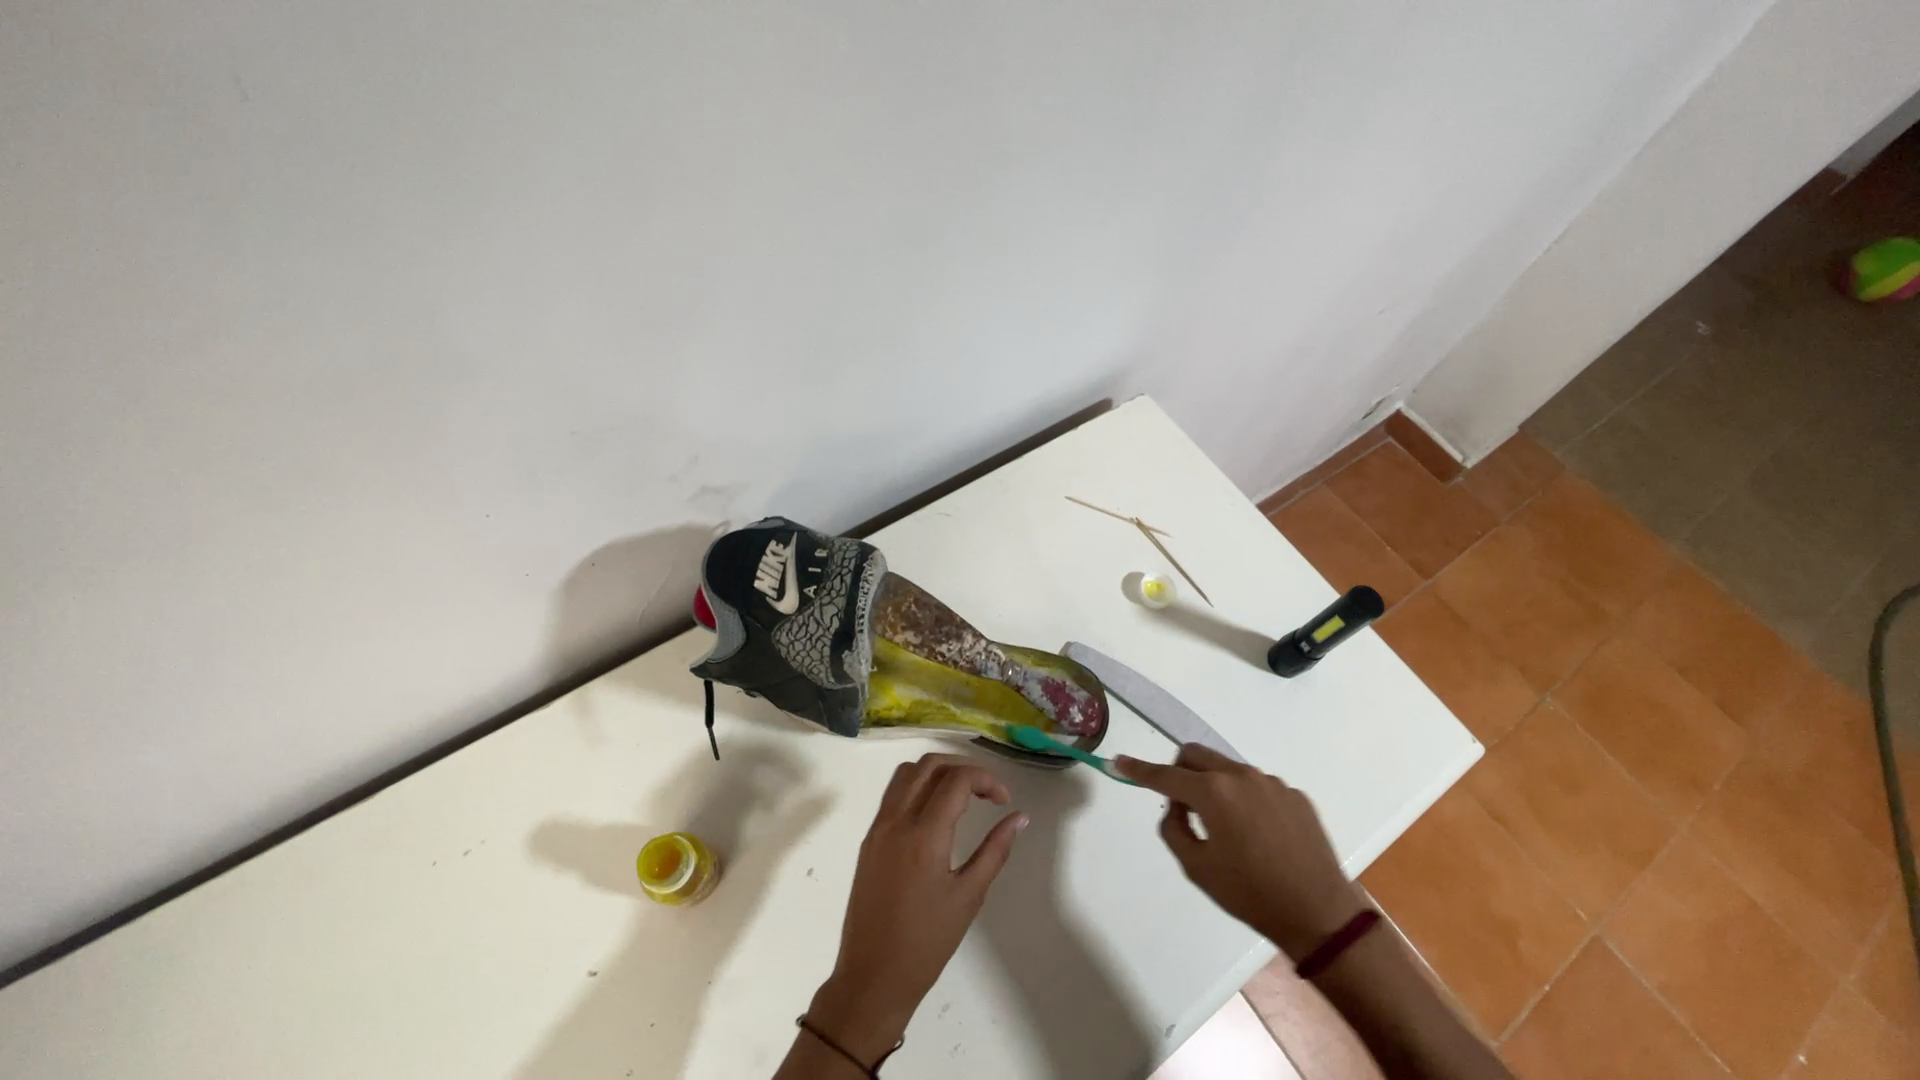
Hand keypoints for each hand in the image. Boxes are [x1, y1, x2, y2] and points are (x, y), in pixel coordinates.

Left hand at [807, 753, 1027, 1060]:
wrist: (872, 976)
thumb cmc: (927, 942)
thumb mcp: (969, 896)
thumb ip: (995, 850)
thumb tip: (1018, 817)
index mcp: (923, 834)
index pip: (956, 779)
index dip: (986, 779)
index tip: (1004, 800)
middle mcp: (896, 821)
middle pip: (929, 765)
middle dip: (963, 768)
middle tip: (987, 793)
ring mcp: (877, 829)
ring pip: (906, 774)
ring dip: (937, 772)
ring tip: (963, 796)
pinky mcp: (869, 840)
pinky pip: (892, 795)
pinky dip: (917, 788)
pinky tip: (937, 814)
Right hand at [1116, 744, 1365, 959]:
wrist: (1317, 912)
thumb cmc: (1249, 893)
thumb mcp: (1196, 867)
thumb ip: (1174, 828)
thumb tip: (1176, 806)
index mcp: (1213, 792)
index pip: (1165, 775)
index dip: (1138, 770)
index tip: (1119, 762)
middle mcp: (1242, 776)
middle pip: (1196, 754)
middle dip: (1180, 771)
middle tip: (1181, 804)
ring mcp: (1272, 783)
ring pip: (1228, 769)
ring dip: (1215, 786)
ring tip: (1227, 829)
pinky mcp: (1295, 795)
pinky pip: (1257, 786)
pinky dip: (1245, 801)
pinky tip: (1259, 836)